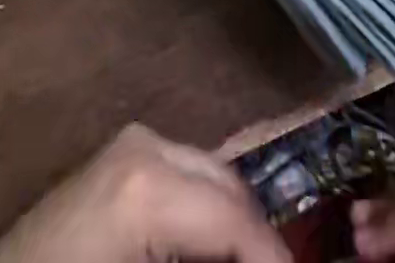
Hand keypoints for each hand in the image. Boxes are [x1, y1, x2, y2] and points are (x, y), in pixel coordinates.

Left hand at [0, 124, 286, 262]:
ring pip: (213, 177)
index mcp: (148, 184)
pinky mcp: (121, 154)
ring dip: (231, 226)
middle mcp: (147, 144)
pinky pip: (185, 175)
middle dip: (255, 239)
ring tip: (242, 259)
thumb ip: (215, 261)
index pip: (237, 221)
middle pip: (231, 190)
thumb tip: (271, 261)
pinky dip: (203, 211)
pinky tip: (204, 247)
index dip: (273, 256)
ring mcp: (132, 143)